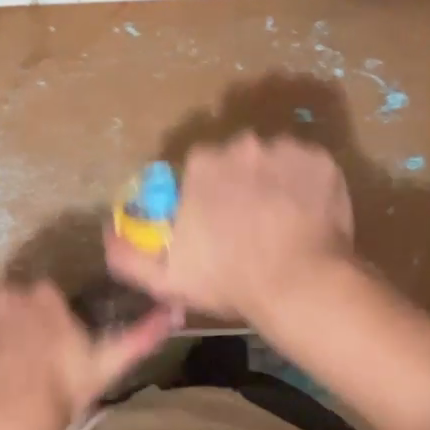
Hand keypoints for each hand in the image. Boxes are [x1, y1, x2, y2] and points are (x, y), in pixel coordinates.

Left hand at [0, 281, 177, 429]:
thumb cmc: (61, 389)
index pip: (47, 296)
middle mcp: (7, 296)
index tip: (52, 343)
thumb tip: (176, 310)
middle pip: (13, 303)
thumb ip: (140, 336)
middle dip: (18, 323)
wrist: (6, 416)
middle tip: (25, 359)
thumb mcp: (106, 364)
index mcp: (44, 297)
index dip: (49, 319)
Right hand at [105, 134, 354, 321]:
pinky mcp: (321, 159)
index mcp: (200, 165)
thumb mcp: (165, 278)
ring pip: (272, 161)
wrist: (298, 284)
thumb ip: (127, 255)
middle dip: (239, 185)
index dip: (205, 197)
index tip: (214, 223)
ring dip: (272, 183)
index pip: (198, 171)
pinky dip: (304, 186)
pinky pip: (306, 167)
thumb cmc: (228, 280)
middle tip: (248, 224)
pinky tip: (304, 216)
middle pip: (235, 161)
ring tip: (279, 222)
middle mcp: (240, 145)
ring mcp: (284, 149)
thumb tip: (108, 233)